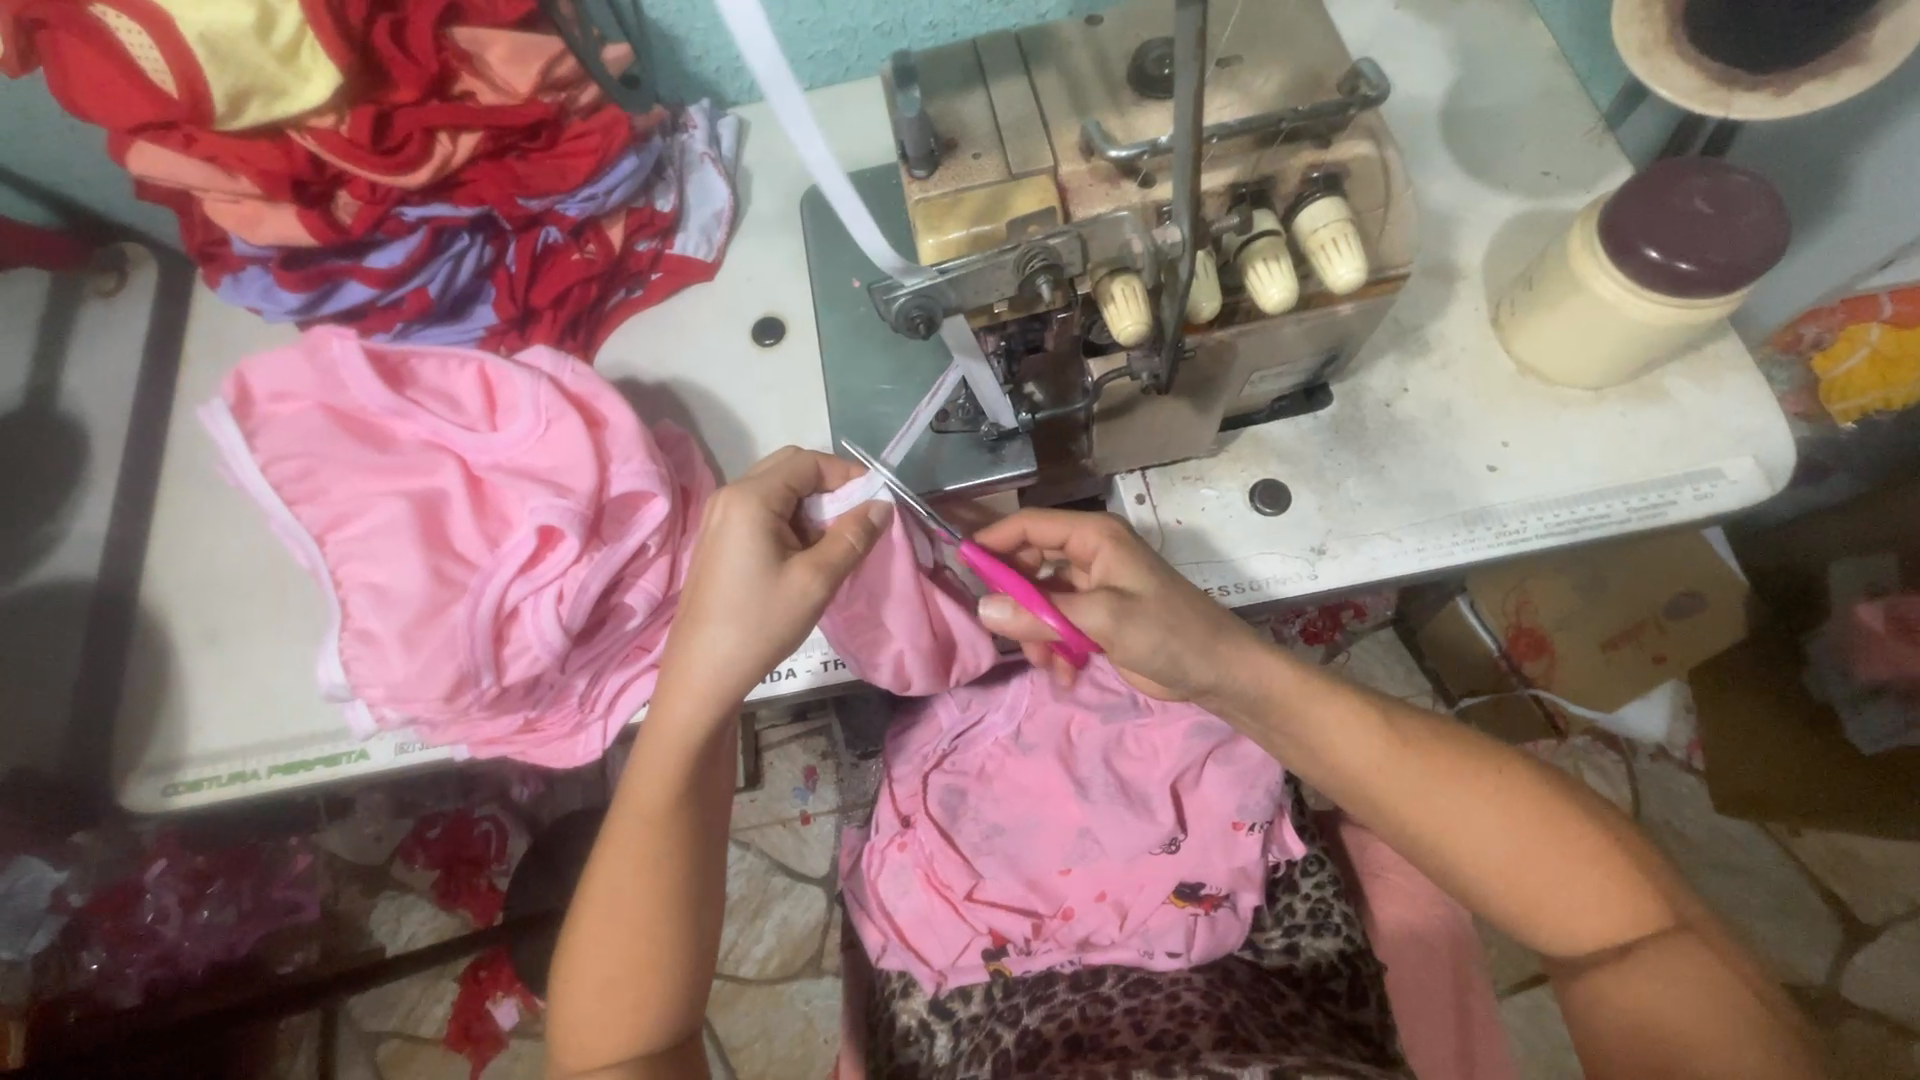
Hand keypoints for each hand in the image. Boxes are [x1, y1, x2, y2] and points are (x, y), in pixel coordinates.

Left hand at [654, 447, 890, 715]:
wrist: (704, 671)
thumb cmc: (761, 624)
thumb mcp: (817, 580)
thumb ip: (853, 536)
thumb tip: (881, 505)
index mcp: (751, 498)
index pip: (809, 462)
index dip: (848, 475)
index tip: (876, 503)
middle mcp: (730, 495)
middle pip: (790, 467)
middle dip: (829, 486)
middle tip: (855, 521)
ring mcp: (719, 516)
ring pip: (777, 489)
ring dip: (810, 505)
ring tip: (833, 542)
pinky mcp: (718, 538)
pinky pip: (761, 510)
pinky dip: (790, 519)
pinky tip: (804, 554)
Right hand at [971, 509, 1268, 703]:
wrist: (1217, 671)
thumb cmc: (1167, 631)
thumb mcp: (1102, 620)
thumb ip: (1041, 614)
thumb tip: (983, 608)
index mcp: (1094, 537)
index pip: (1030, 526)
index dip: (994, 541)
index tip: (962, 566)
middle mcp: (1089, 555)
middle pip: (1029, 564)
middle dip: (1016, 600)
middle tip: (1005, 628)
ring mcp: (1092, 588)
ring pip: (1039, 601)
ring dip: (1036, 633)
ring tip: (1049, 662)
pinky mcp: (1095, 618)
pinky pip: (1056, 625)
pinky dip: (1054, 648)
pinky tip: (1066, 672)